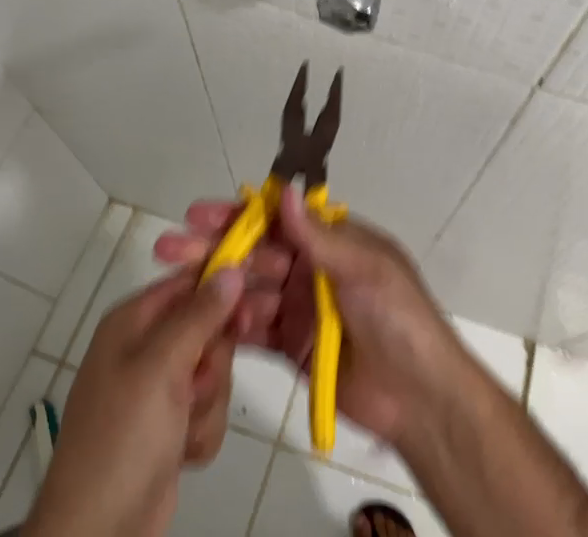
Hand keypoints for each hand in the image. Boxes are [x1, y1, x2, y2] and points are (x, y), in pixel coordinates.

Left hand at [25, 268, 242, 536]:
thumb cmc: (124, 436)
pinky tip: (182, 451)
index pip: (192, 281)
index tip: (258, 307)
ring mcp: (159, 389)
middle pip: (211, 330)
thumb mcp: (161, 367)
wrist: (101, 526)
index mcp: (134, 321)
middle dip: (214, 365)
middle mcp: (147, 348)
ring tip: (181, 428)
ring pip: (216, 373)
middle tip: (195, 387)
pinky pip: (210, 409)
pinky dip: (202, 431)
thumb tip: (232, 266)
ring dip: (209, 404)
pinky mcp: (172, 423)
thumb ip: (199, 315)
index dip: (227, 289)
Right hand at [153, 186, 471, 447]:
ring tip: (179, 290)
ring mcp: (299, 311)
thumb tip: (283, 191)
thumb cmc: (398, 318)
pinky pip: (253, 331)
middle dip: (214, 250)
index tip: (198, 215)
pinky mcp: (291, 348)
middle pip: (255, 254)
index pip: (278, 221)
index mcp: (334, 243)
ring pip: (248, 291)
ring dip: (216, 289)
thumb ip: (319, 236)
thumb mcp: (364, 268)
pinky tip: (204, 324)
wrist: (418, 396)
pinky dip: (230, 326)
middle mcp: (312, 271)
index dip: (237, 216)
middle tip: (168, 248)